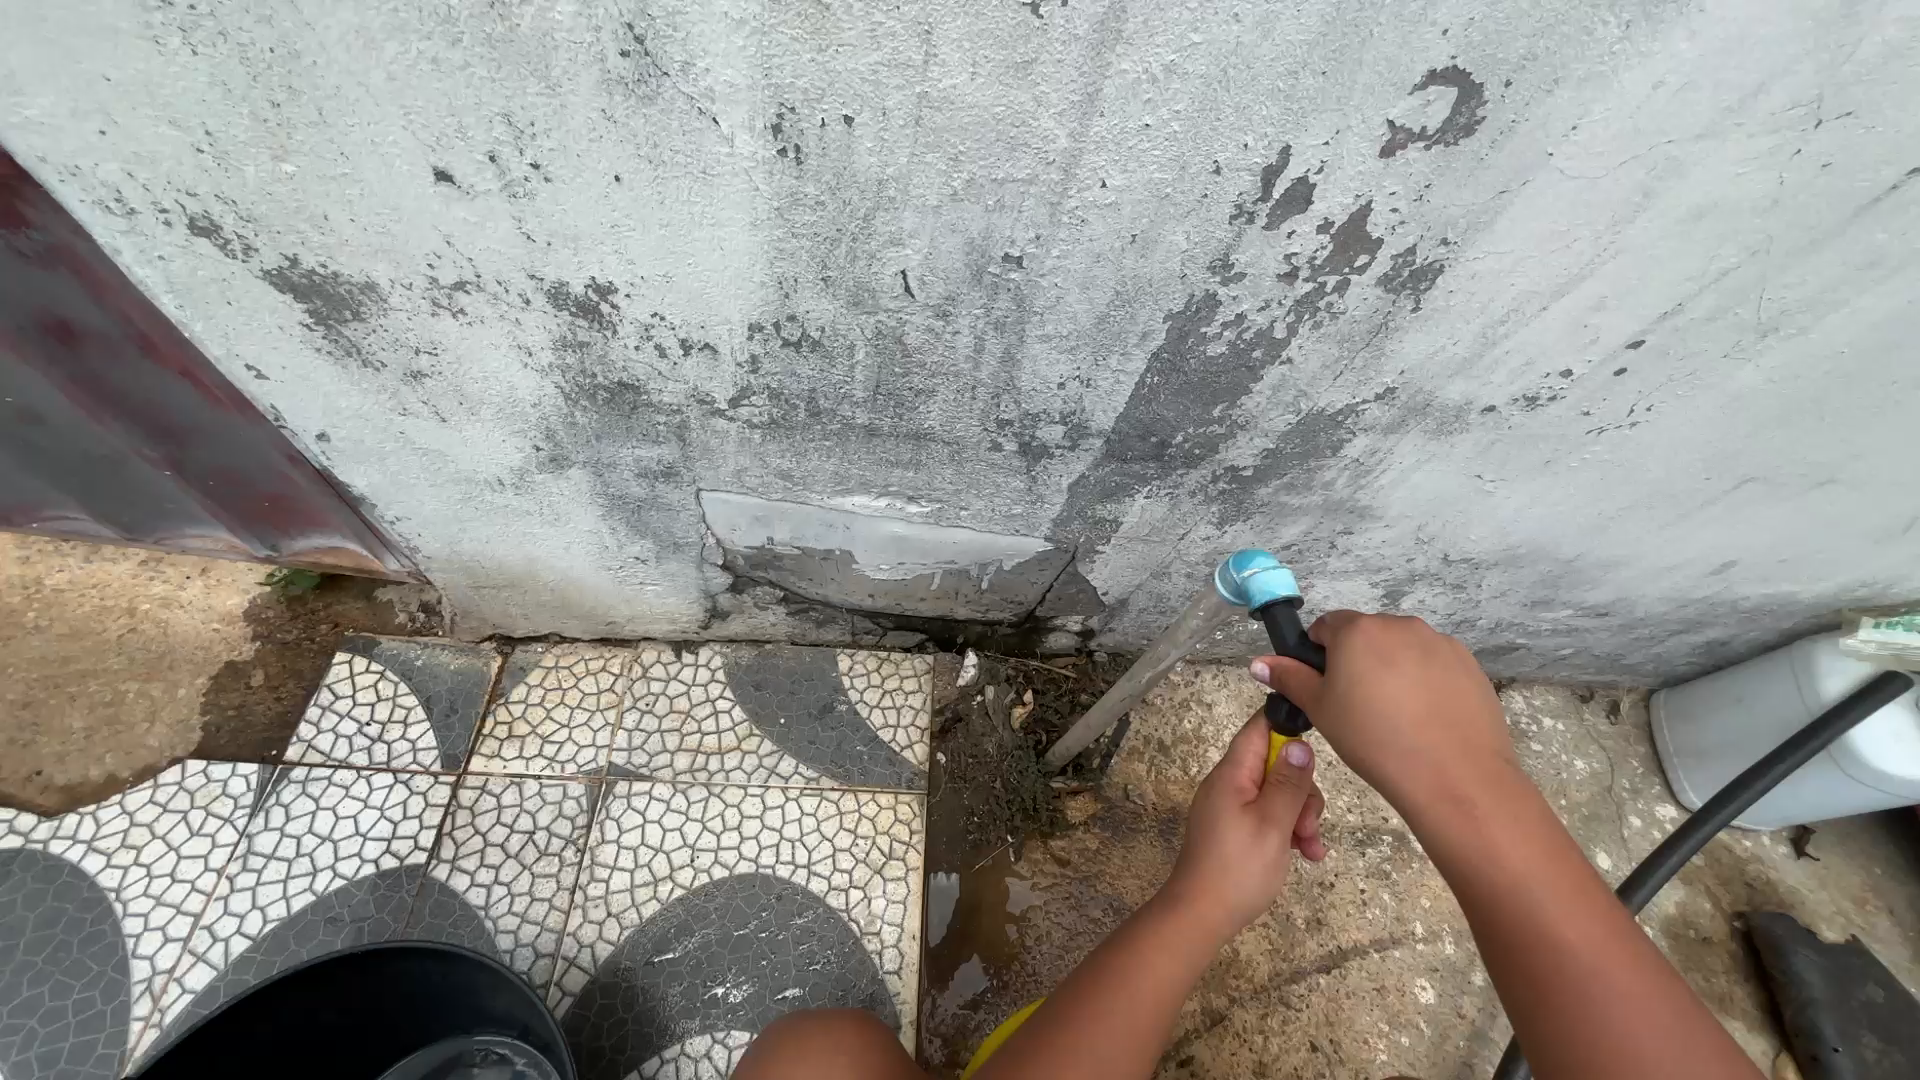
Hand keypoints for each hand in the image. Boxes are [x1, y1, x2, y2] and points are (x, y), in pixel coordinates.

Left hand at [1160, 713, 1324, 940]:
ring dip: (1300, 817)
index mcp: (1231, 773)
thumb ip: (1288, 783)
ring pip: (1277, 795)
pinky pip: (1268, 817)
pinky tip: (1306, 855)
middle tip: (1308, 825)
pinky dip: (1288, 831)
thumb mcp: (1273, 823)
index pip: (1258, 729)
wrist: (1202, 914)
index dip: (1287, 727)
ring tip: (1311, 849)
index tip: (1317, 743)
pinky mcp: (1235, 829)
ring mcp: (1231, 807)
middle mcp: (1228, 784)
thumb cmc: (1239, 866)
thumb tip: (1297, 743)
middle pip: (1275, 766)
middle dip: (1302, 791)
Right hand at [1249, 610, 1516, 812]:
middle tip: (1356, 705)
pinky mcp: (1469, 665)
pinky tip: (1425, 717)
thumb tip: (1259, 662)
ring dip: (1391, 669)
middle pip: (1366, 635)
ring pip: (1401, 649)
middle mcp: (1399, 625)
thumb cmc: (1373, 738)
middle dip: (1356, 660)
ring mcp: (1439, 643)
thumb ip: (1289, 678)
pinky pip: (1434, 664)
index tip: (1325, 687)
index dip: (1319, 654)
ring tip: (1395, 715)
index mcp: (1358, 630)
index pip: (1326, 626)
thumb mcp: (1319, 709)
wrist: (1454, 776)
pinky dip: (1424, 681)